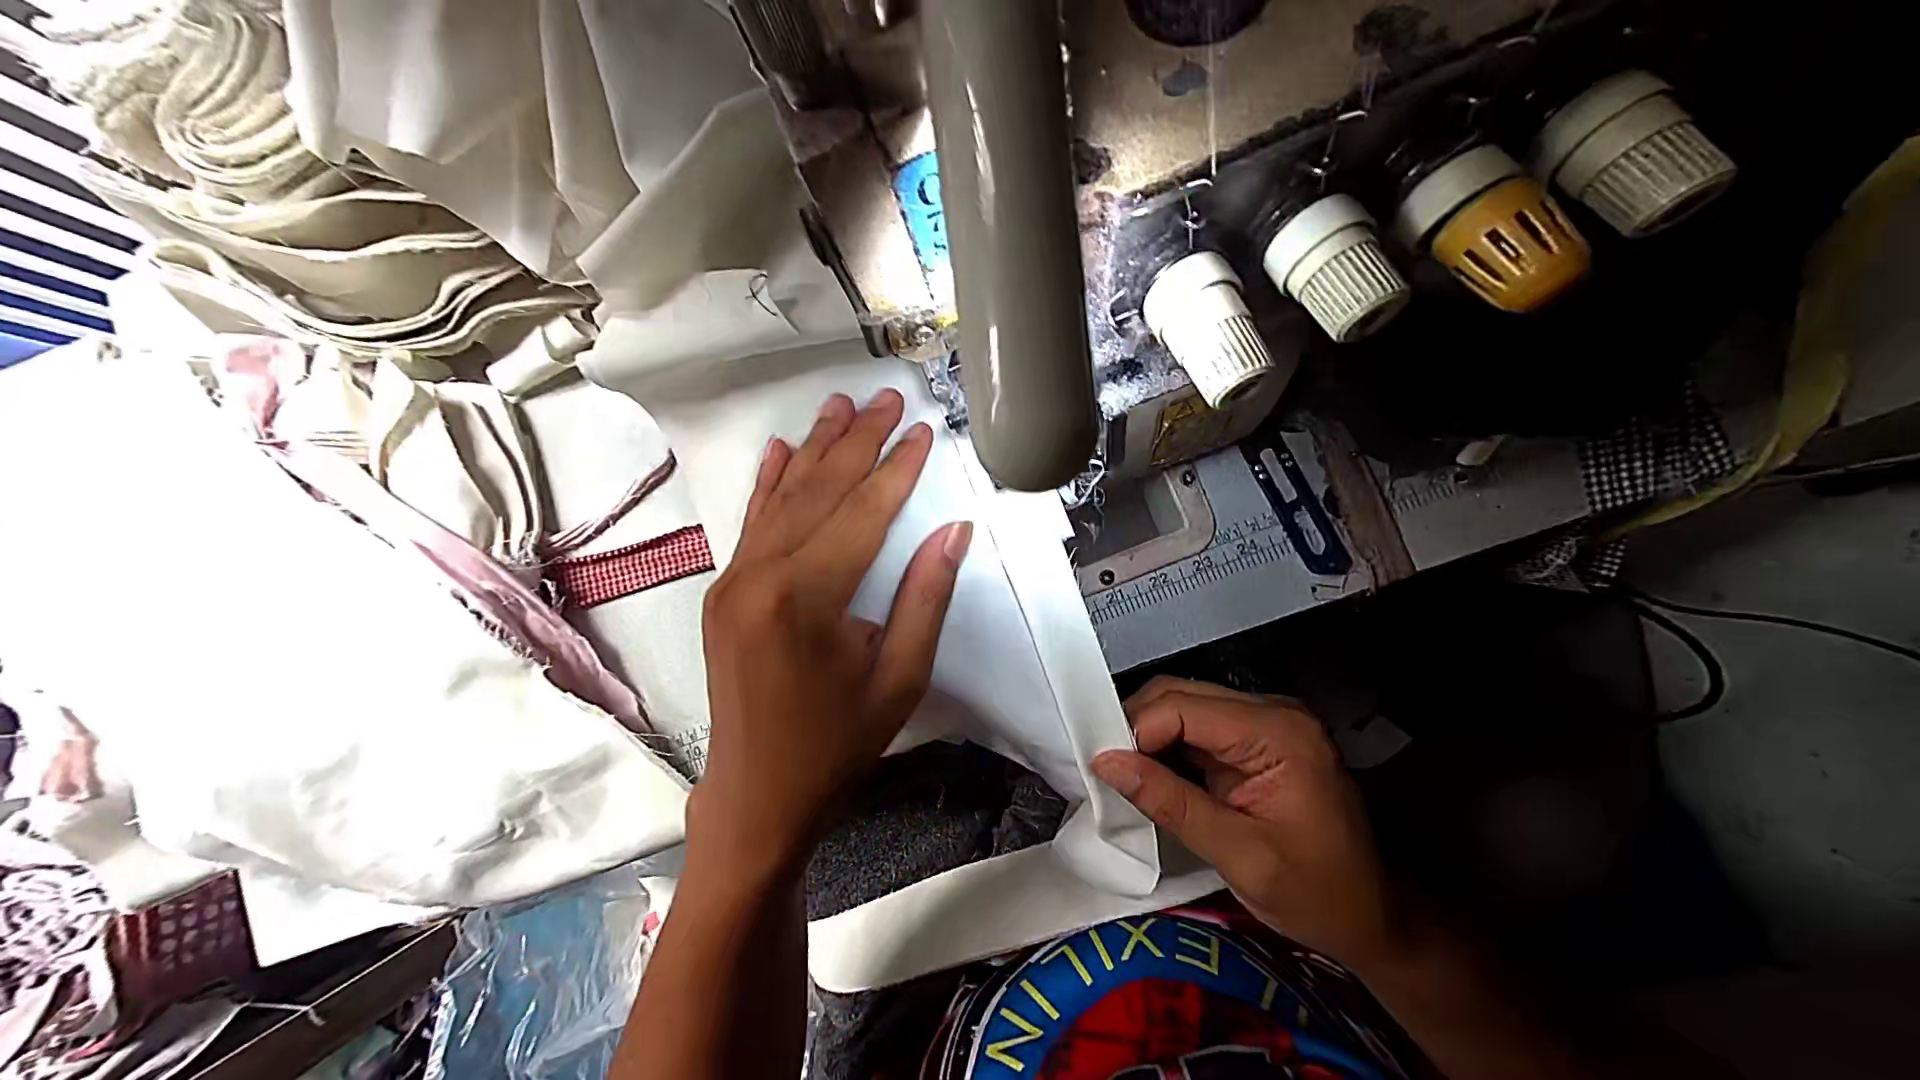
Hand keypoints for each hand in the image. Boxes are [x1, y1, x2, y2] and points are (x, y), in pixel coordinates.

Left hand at [690, 390, 972, 880]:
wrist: (757, 794)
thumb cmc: (837, 745)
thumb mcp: (900, 679)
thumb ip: (925, 598)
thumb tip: (953, 531)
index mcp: (805, 599)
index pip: (862, 514)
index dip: (897, 469)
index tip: (922, 430)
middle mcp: (759, 577)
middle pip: (819, 492)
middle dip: (858, 442)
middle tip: (888, 399)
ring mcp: (734, 582)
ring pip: (782, 499)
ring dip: (817, 449)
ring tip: (843, 406)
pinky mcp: (724, 592)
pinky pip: (751, 524)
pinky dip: (769, 483)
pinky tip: (781, 449)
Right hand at [1091, 677, 1400, 970]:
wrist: (1371, 916)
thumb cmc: (1319, 894)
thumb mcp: (1240, 856)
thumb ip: (1171, 803)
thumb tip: (1109, 764)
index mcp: (1279, 733)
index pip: (1183, 707)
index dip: (1135, 732)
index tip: (1105, 769)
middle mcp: (1272, 712)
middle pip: (1179, 695)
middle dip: (1135, 729)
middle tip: (1109, 771)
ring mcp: (1263, 721)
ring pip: (1180, 706)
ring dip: (1146, 737)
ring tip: (1124, 775)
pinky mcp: (1252, 738)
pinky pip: (1193, 727)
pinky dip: (1164, 747)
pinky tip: (1151, 775)